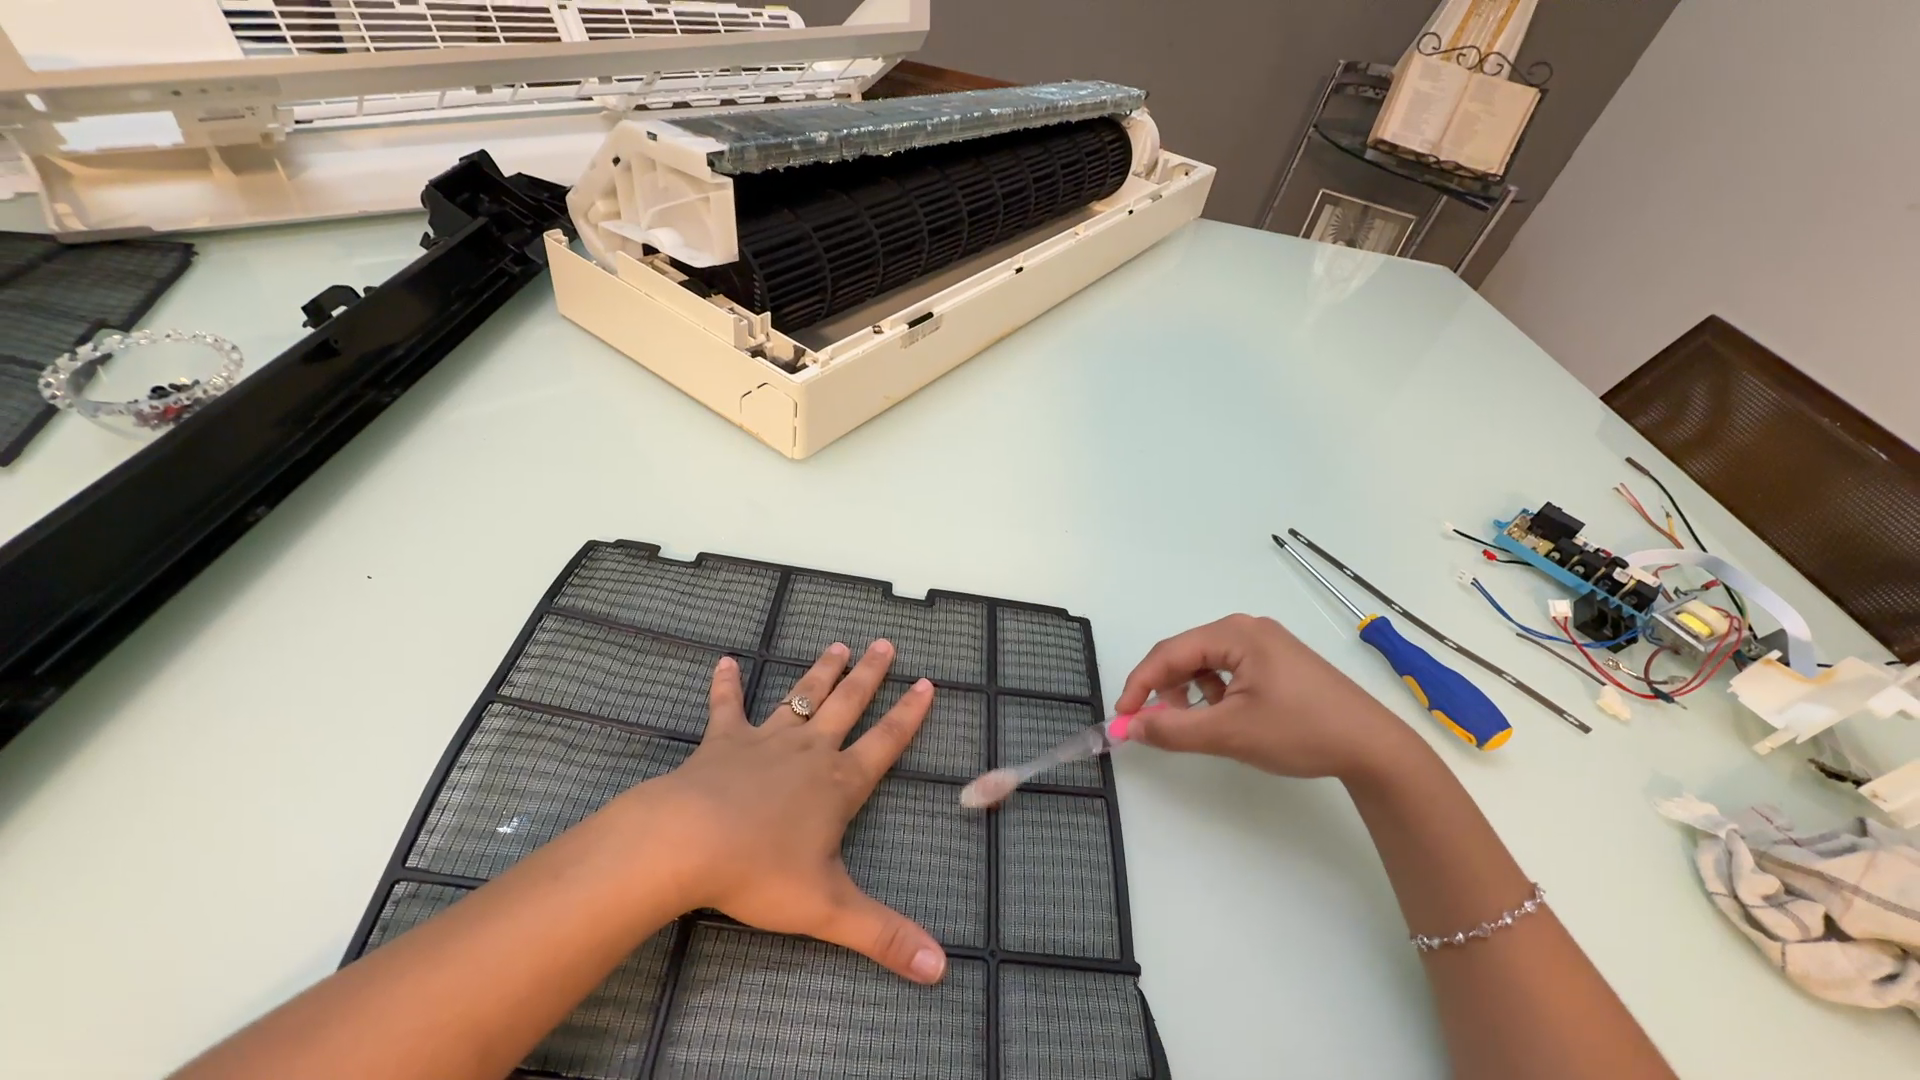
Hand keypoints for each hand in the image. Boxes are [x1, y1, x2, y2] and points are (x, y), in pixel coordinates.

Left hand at [638, 640, 947, 983]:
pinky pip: (726, 706)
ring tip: (838, 645)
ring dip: (820, 670)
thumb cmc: (760, 872)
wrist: (685, 843)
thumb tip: (940, 968)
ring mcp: (764, 741)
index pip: (886, 742)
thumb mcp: (830, 910)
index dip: (909, 714)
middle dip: (870, 675)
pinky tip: (725, 660)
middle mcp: (808, 752)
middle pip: (848, 704)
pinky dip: (726, 684)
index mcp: (839, 783)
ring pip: (800, 696)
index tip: (927, 683)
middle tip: (886, 643)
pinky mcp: (721, 741)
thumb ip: (884, 935)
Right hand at [1115, 614, 1418, 781]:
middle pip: (1186, 654)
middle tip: (1159, 726)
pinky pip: (1229, 670)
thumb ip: (1173, 729)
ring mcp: (1266, 643)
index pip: (1168, 653)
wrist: (1373, 747)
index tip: (1122, 720)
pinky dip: (1215, 693)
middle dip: (1165, 690)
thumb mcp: (1229, 733)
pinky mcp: (1279, 662)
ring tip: (1200, 725)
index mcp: (1235, 633)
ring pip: (1206, 664)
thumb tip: (1130, 728)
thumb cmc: (1301, 731)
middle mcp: (1247, 628)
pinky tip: (1227, 717)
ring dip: (1190, 693)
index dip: (1139, 686)